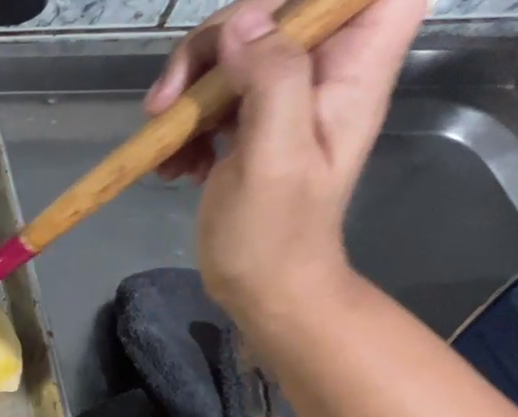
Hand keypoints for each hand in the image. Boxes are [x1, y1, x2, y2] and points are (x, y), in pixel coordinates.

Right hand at [145, 0, 422, 322]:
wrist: (263, 288)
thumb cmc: (274, 234)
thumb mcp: (273, 157)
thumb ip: (271, 80)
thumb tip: (241, 22)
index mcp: (354, 69)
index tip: (270, 15)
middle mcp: (325, 71)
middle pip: (280, 11)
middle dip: (218, 40)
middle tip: (170, 95)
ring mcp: (285, 97)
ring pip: (238, 48)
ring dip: (189, 86)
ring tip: (163, 138)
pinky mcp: (250, 123)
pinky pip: (216, 94)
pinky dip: (185, 120)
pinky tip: (173, 160)